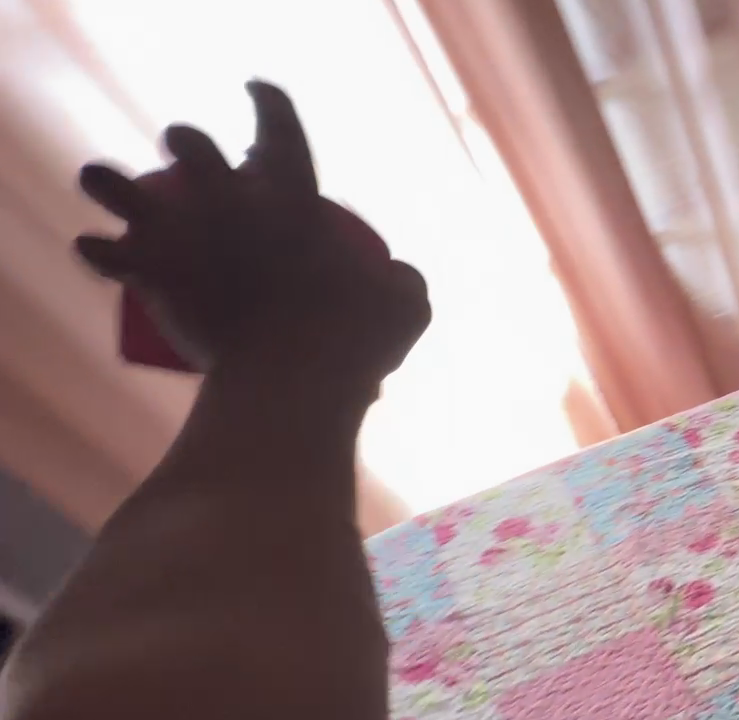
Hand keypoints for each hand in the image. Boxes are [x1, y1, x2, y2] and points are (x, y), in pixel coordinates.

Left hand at [76, 81, 429, 405]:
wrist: (296, 379)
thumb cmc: (359, 340)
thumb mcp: (409, 307)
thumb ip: (405, 279)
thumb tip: (395, 270)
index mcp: (293, 202)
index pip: (279, 129)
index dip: (268, 101)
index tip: (259, 91)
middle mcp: (228, 203)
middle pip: (189, 144)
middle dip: (187, 142)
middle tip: (195, 156)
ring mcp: (182, 236)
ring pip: (116, 183)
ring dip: (109, 179)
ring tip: (110, 181)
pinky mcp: (149, 275)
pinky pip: (102, 253)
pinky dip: (99, 251)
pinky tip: (98, 249)